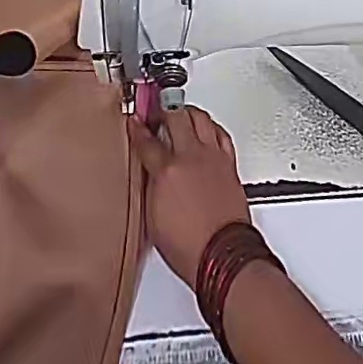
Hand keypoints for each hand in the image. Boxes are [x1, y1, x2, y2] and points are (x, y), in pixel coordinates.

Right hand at [129, 107, 249, 289]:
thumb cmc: (190, 246)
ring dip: (187, 111)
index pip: (146, 140)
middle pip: (175, 115)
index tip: (133, 121)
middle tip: (156, 107)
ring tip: (180, 111)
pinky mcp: (229, 164)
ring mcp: (212, 158)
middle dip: (162, 107)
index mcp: (166, 171)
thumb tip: (147, 173)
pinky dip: (211, 126)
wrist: (222, 256)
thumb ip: (148, 187)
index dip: (136, 127)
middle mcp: (191, 158)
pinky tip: (207, 128)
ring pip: (200, 118)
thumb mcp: (152, 217)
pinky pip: (220, 134)